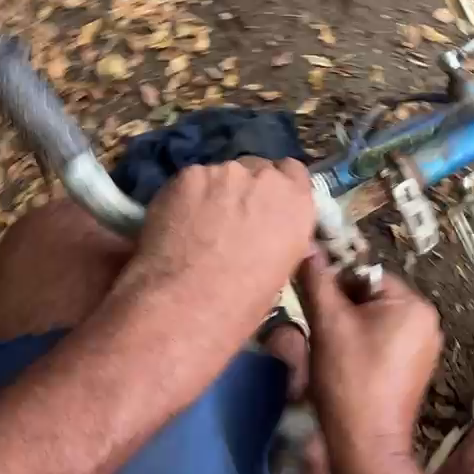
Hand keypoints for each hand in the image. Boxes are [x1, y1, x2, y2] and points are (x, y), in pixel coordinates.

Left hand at [119, 158, 315, 351]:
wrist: (187, 304)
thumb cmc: (241, 304)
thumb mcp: (281, 270)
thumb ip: (281, 236)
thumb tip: (272, 233)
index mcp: (296, 202)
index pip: (292, 171)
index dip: (277, 186)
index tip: (263, 205)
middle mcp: (265, 178)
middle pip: (256, 169)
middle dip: (244, 189)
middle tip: (228, 218)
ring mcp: (224, 172)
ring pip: (220, 175)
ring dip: (214, 192)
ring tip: (197, 224)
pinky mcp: (188, 174)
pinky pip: (192, 181)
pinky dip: (187, 197)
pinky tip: (176, 222)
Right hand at [298, 253, 442, 472]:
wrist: (365, 449)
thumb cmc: (348, 381)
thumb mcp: (327, 324)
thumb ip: (317, 280)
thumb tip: (308, 246)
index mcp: (414, 305)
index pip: (366, 275)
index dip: (338, 289)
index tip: (319, 311)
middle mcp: (427, 322)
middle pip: (371, 297)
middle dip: (343, 311)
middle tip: (324, 336)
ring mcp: (424, 348)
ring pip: (374, 321)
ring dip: (349, 330)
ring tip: (334, 355)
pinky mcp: (415, 370)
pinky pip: (383, 343)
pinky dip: (362, 348)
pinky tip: (347, 370)